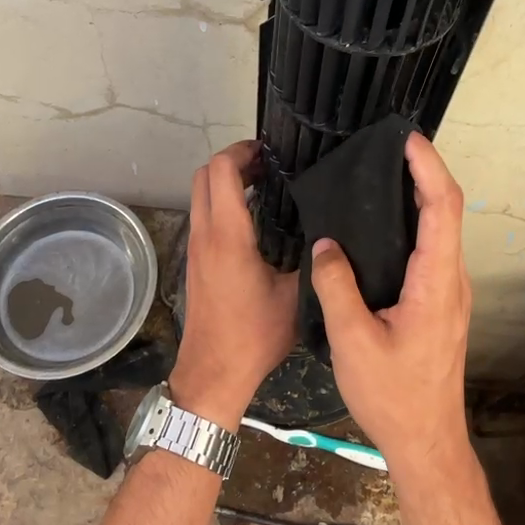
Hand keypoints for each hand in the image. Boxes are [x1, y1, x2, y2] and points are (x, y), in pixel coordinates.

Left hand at [168, 140, 298, 429]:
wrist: (213, 372)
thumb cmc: (254, 335)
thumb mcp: (294, 297)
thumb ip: (311, 262)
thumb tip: (329, 235)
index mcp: (227, 235)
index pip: (222, 170)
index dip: (243, 151)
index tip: (271, 152)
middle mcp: (204, 234)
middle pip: (204, 175)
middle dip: (234, 162)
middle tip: (270, 166)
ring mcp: (195, 247)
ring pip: (201, 195)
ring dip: (226, 182)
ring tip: (266, 186)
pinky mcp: (195, 261)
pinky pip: (204, 215)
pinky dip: (223, 202)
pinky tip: (255, 219)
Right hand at [309, 132, 472, 474]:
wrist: (425, 441)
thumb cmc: (393, 396)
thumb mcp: (353, 341)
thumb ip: (337, 286)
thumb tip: (326, 244)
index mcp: (435, 281)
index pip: (442, 208)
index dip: (428, 167)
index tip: (406, 138)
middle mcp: (450, 279)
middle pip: (447, 210)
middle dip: (424, 170)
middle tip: (387, 146)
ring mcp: (448, 291)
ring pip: (441, 228)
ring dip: (420, 195)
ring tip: (382, 173)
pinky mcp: (438, 303)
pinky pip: (431, 248)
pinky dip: (414, 221)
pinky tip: (381, 224)